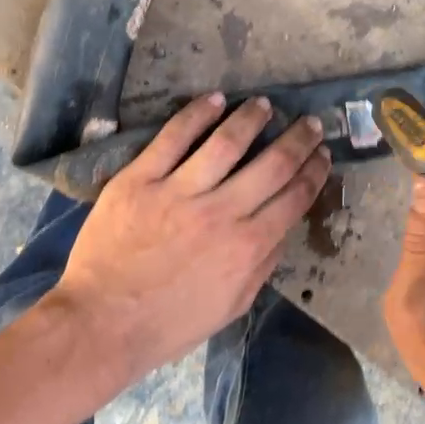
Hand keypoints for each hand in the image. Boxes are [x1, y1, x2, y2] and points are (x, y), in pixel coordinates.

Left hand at [52, 93, 331, 377]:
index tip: (322, 154)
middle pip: (272, 163)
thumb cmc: (170, 322)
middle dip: (298, 139)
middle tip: (309, 122)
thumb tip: (285, 227)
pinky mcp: (141, 179)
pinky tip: (215, 100)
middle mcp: (221, 213)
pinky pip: (174, 137)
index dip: (314, 171)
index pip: (293, 197)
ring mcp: (179, 192)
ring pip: (227, 141)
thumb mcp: (233, 306)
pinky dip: (197, 114)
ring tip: (263, 104)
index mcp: (247, 246)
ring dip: (251, 118)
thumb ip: (263, 264)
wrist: (102, 324)